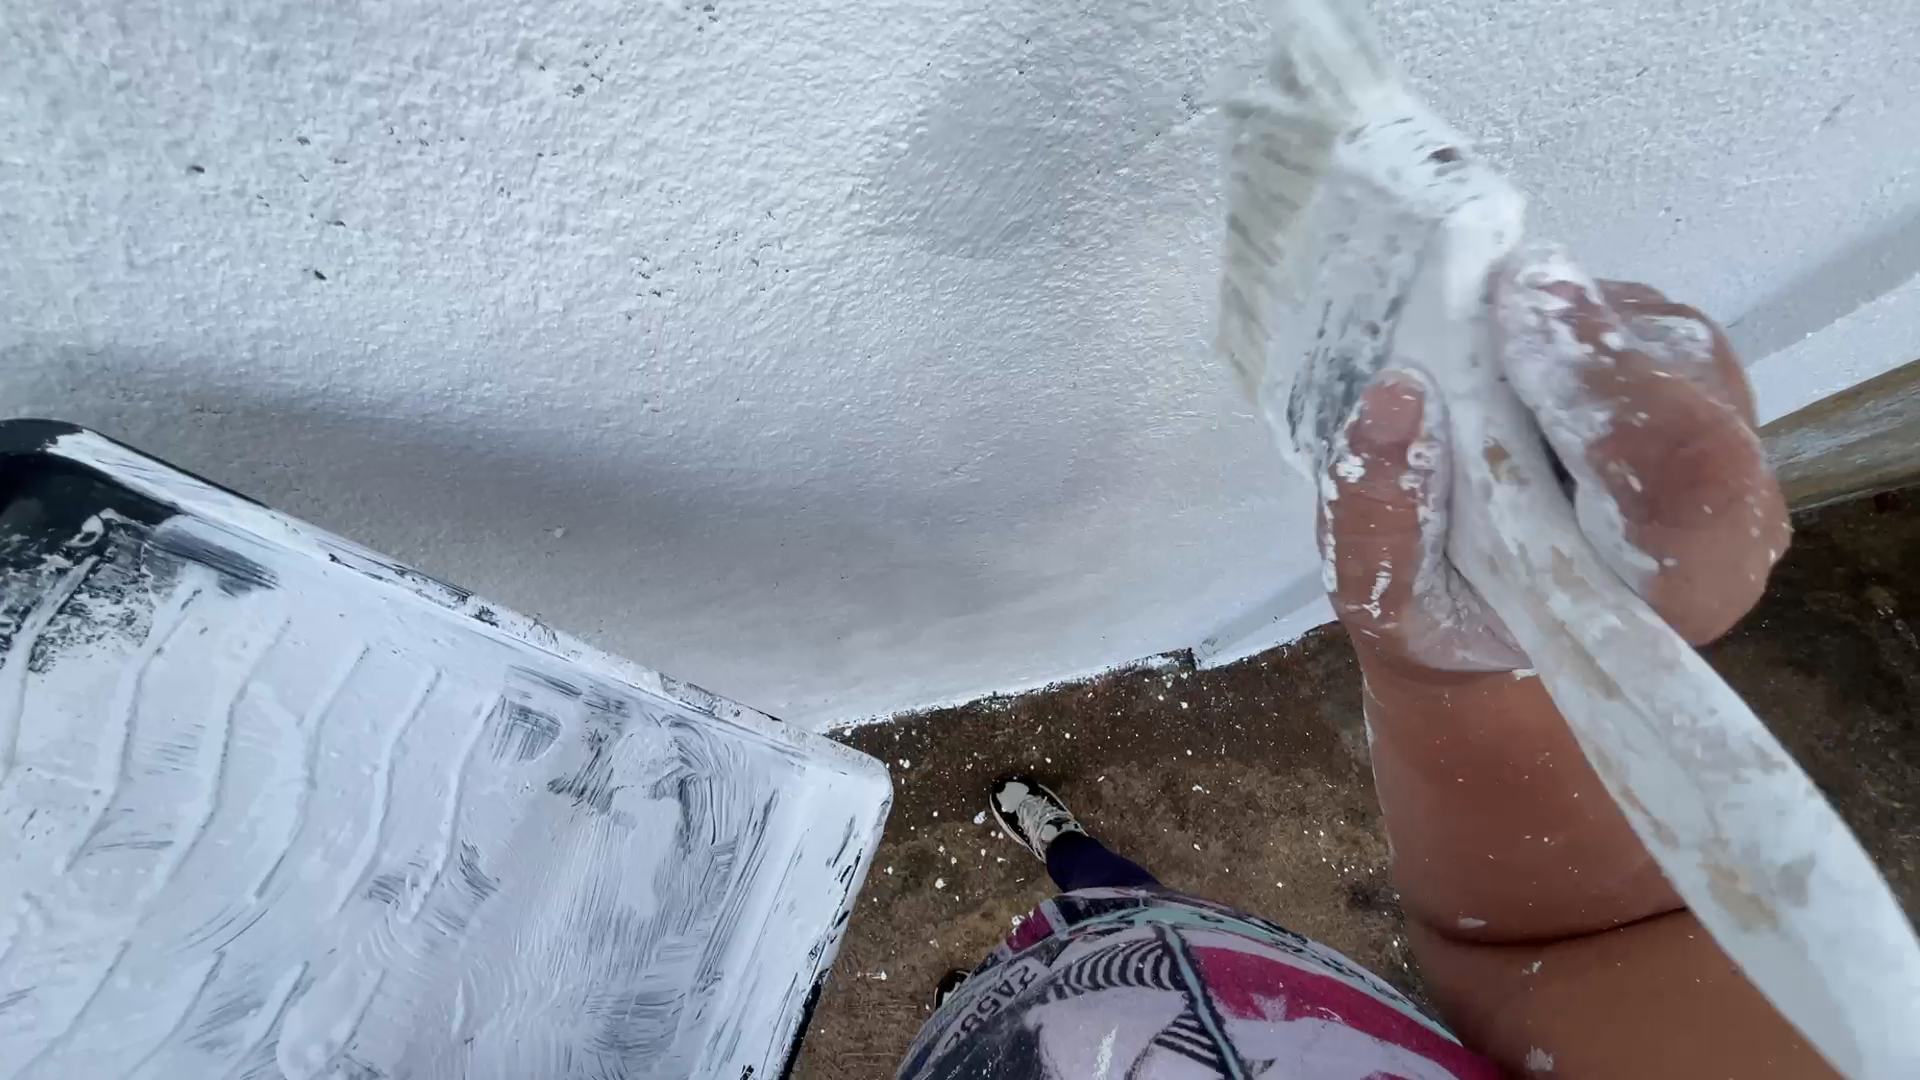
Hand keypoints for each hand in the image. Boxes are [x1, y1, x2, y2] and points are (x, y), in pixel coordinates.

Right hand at [1318, 250, 1789, 671]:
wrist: (1483, 614)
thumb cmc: (1441, 621)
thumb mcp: (1382, 601)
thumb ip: (1380, 521)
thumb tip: (1394, 394)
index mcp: (1667, 590)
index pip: (1684, 473)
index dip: (1601, 389)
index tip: (1508, 323)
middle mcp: (1721, 513)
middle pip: (1686, 386)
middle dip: (1572, 336)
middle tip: (1477, 301)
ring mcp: (1712, 449)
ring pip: (1669, 343)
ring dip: (1566, 322)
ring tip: (1477, 335)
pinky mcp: (1683, 402)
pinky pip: (1646, 330)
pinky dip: (1566, 318)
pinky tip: (1506, 342)